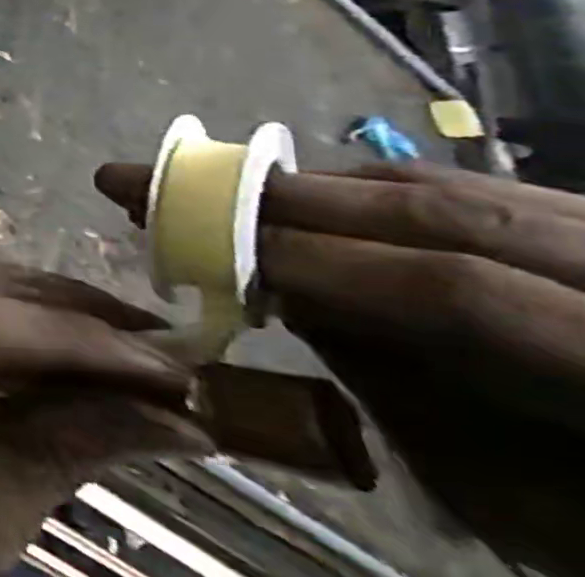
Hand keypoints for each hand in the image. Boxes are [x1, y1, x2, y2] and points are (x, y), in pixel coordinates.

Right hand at [96, 161, 584, 576]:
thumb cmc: (582, 516)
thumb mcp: (500, 486)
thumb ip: (393, 379)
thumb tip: (281, 291)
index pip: (449, 290)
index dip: (307, 260)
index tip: (186, 238)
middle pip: (435, 212)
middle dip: (274, 196)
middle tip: (153, 179)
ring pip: (440, 185)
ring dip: (308, 186)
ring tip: (213, 190)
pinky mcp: (583, 221)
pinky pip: (461, 184)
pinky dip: (363, 188)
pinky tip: (304, 196)